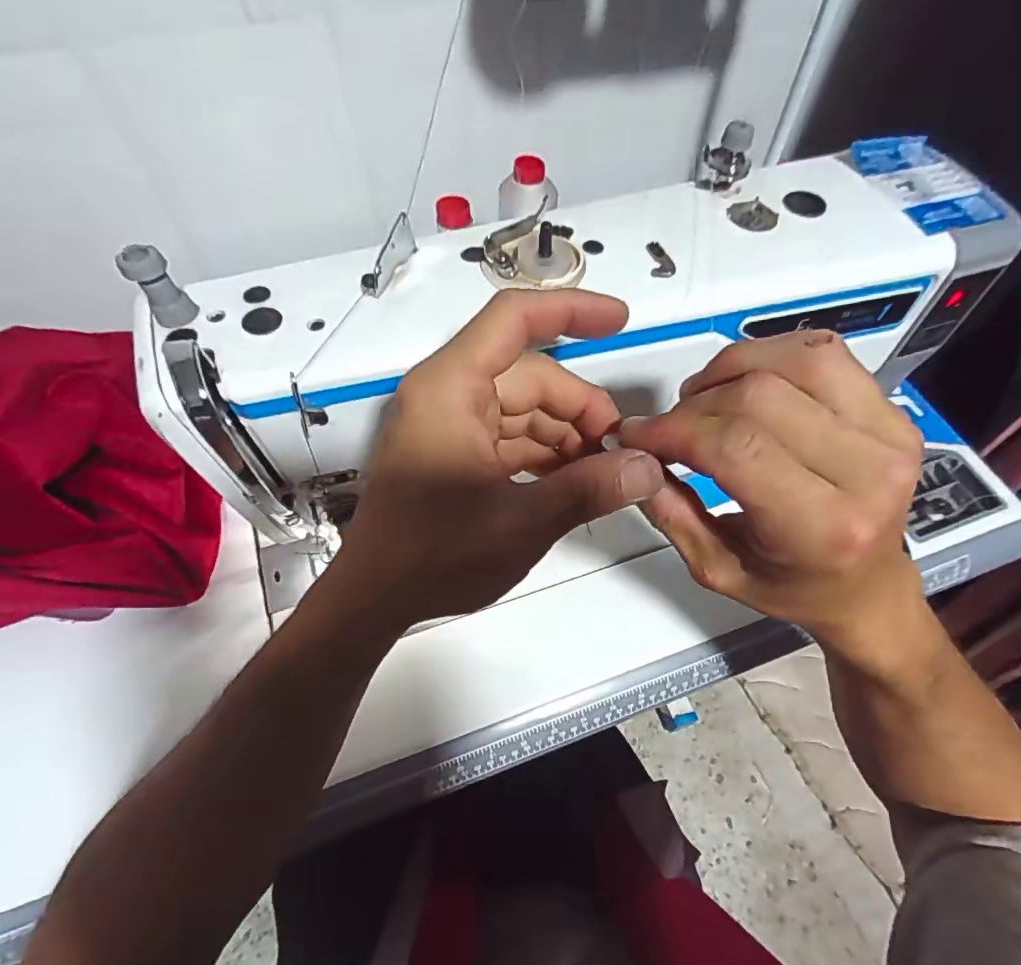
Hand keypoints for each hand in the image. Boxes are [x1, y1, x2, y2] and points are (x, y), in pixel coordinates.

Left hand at [332, 290, 664, 626]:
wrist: (375, 598)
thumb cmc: (430, 556)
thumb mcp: (521, 522)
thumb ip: (589, 490)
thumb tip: (645, 470)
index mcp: (450, 390)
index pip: (514, 320)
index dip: (572, 311)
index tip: (618, 319)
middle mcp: (445, 397)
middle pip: (529, 375)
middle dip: (579, 409)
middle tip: (619, 452)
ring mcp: (446, 427)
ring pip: (520, 410)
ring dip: (564, 437)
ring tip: (600, 474)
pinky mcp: (449, 456)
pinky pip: (505, 438)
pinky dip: (539, 455)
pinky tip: (570, 482)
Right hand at [618, 329, 925, 658]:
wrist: (867, 586)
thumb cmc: (796, 587)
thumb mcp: (718, 570)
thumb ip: (672, 514)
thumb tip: (635, 459)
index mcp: (822, 527)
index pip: (736, 448)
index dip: (674, 430)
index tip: (639, 434)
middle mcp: (868, 474)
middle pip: (760, 397)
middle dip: (694, 405)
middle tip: (668, 427)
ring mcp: (888, 435)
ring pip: (795, 360)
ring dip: (731, 369)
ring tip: (704, 399)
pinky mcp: (892, 412)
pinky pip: (824, 353)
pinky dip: (770, 355)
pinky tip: (744, 382)